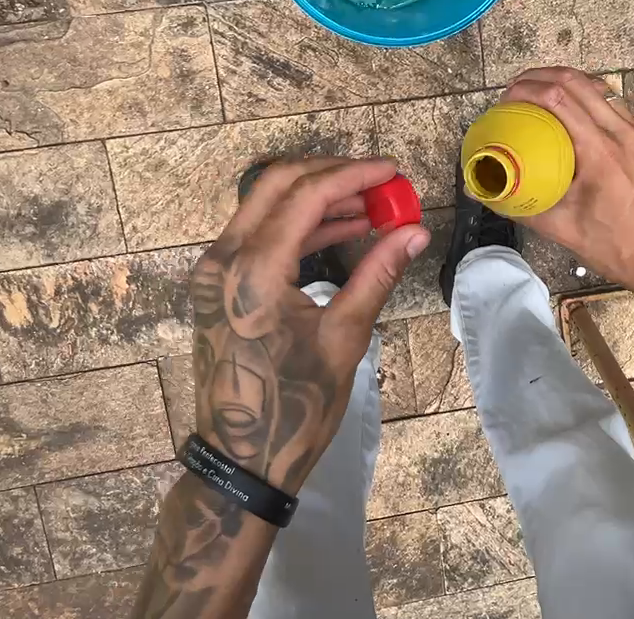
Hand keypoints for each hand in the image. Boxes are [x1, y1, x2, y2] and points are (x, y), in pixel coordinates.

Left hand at [189, 157, 429, 490]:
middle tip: (378, 180)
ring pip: (267, 203)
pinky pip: (260, 231)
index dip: (354, 174)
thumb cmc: (296, 406)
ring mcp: (215, 268)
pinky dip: (299, 222)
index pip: (307, 195)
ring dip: (317, 195)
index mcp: (254, 270)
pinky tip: (342, 227)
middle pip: (278, 184)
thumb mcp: (345, 338)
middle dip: (332, 173)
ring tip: (369, 203)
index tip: (392, 170)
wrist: (240, 462)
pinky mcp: (217, 281)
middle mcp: (225, 257)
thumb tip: (417, 231)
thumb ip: (378, 274)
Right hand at [501, 67, 633, 294]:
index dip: (527, 89)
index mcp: (601, 152)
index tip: (505, 98)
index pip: (559, 99)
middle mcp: (623, 133)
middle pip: (578, 81)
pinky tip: (568, 110)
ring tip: (537, 92)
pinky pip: (612, 103)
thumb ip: (517, 205)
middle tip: (514, 88)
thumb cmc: (615, 247)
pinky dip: (585, 95)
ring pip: (598, 87)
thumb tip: (480, 189)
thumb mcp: (561, 228)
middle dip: (541, 76)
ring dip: (564, 81)